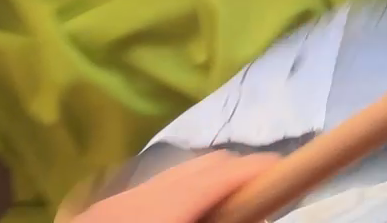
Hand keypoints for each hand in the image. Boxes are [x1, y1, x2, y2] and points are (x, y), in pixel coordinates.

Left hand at [71, 150, 278, 222]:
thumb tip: (257, 216)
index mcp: (156, 213)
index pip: (220, 175)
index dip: (259, 171)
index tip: (292, 175)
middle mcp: (131, 198)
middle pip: (200, 167)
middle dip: (238, 178)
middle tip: (265, 202)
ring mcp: (107, 205)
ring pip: (175, 178)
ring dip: (209, 188)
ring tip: (230, 213)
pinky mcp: (94, 217)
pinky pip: (153, 194)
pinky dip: (181, 200)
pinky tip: (188, 221)